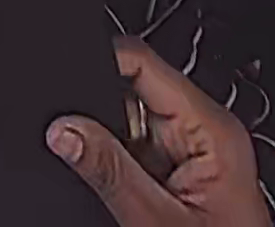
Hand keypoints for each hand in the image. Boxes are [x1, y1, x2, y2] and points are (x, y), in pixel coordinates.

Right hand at [46, 38, 269, 226]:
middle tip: (87, 154)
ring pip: (129, 124)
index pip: (145, 63)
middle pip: (133, 92)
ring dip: (111, 148)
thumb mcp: (157, 225)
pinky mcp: (182, 175)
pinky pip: (136, 151)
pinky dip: (119, 166)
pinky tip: (126, 193)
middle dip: (103, 118)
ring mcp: (194, 154)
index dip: (102, 63)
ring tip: (123, 190)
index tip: (66, 86)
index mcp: (212, 127)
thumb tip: (63, 129)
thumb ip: (108, 171)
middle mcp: (206, 131)